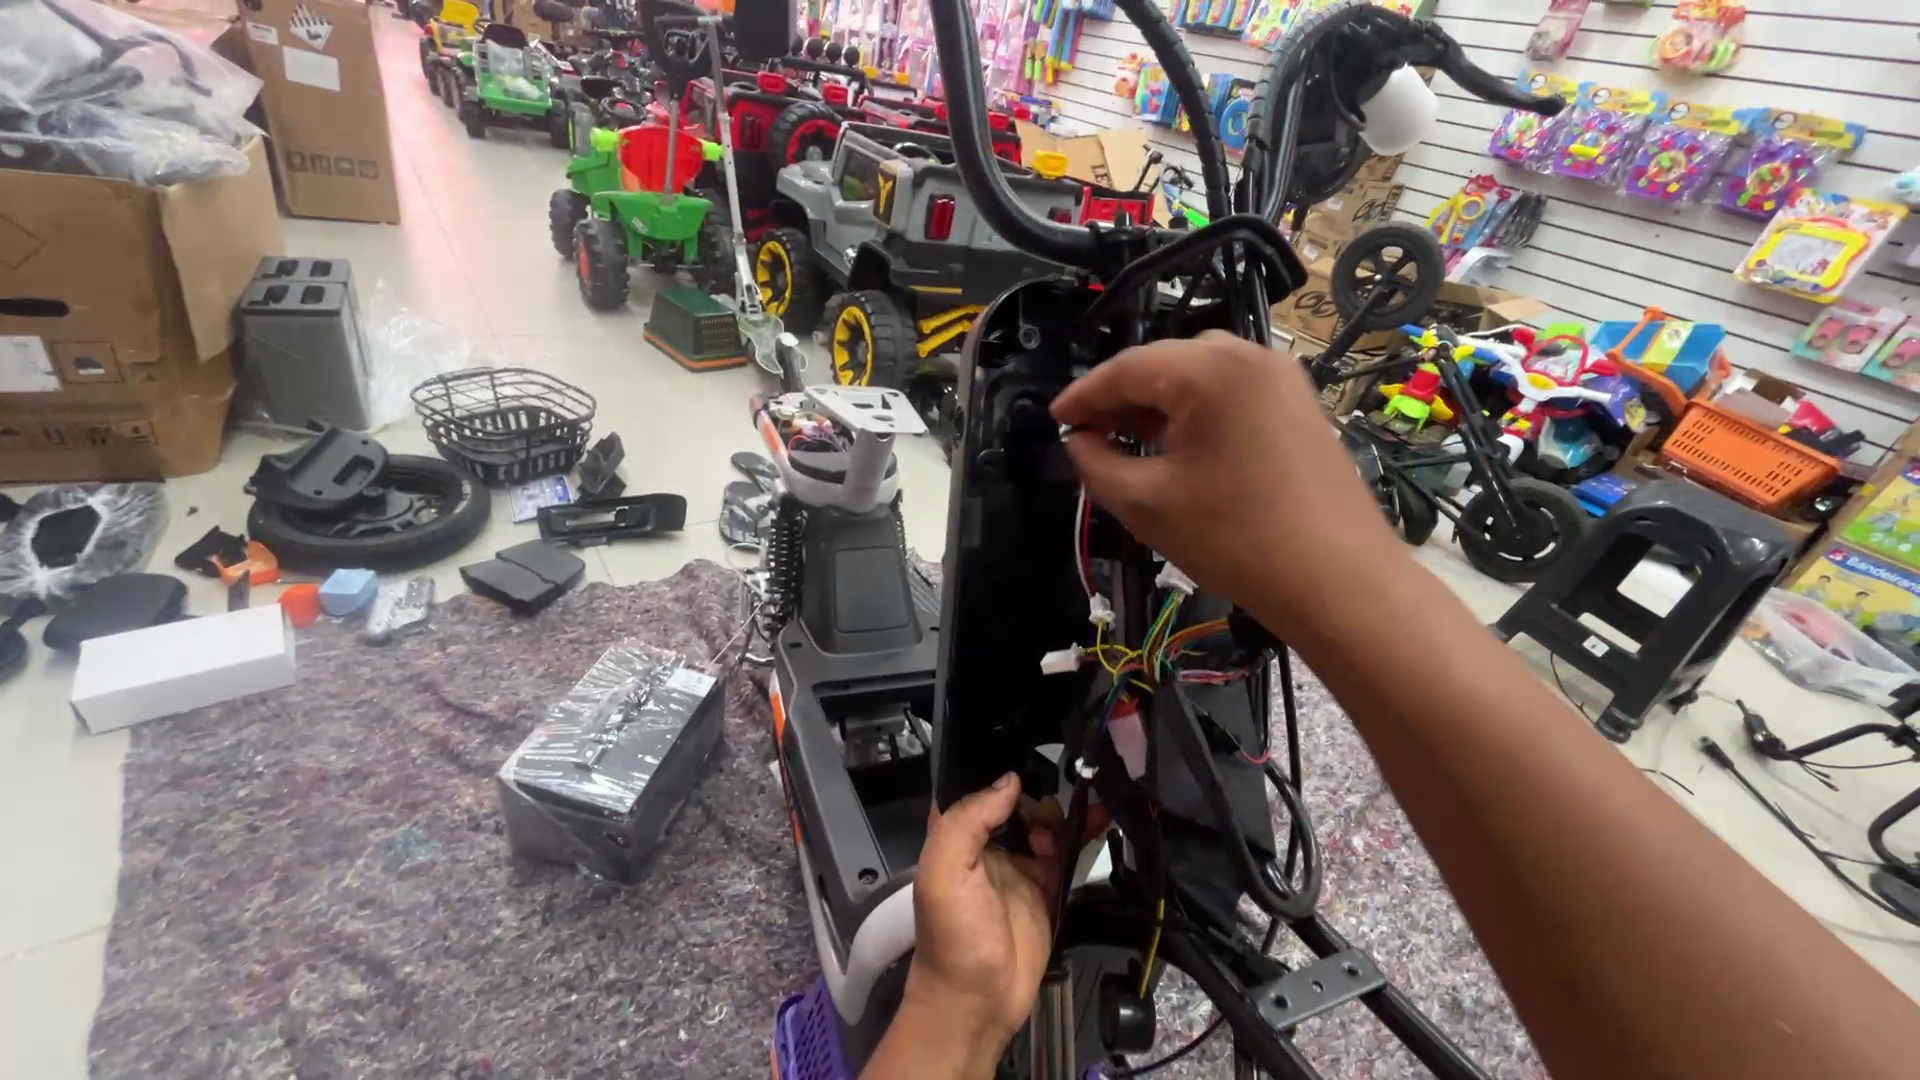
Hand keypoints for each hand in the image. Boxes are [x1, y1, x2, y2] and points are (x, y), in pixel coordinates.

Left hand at [905, 773, 1063, 1051]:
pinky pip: (1067, 850)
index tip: (1027, 748)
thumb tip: (1011, 780)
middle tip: (1049, 807)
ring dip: (1062, 811)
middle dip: (1038, 791)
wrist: (977, 1003)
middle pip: (1017, 799)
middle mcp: (986, 841)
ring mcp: (1019, 862)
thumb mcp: (945, 871)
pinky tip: (1101, 817)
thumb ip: (970, 819)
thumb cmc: (953, 935)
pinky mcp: (1046, 885)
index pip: (974, 784)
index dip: (997, 765)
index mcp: (955, 832)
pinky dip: (1084, 832)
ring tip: (1070, 823)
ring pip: (1045, 820)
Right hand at [1049, 330, 1401, 636]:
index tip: (1055, 421)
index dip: (1083, 395)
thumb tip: (1078, 442)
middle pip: (1163, 364)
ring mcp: (1282, 378)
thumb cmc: (1233, 539)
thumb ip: (1095, 464)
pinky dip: (1196, 410)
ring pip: (1198, 374)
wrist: (1336, 580)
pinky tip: (1179, 447)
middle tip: (1088, 435)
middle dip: (1120, 398)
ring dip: (1157, 403)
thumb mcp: (1145, 503)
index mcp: (1209, 370)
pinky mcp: (1298, 404)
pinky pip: (1231, 391)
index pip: (1126, 368)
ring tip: (1129, 441)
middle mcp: (1249, 356)